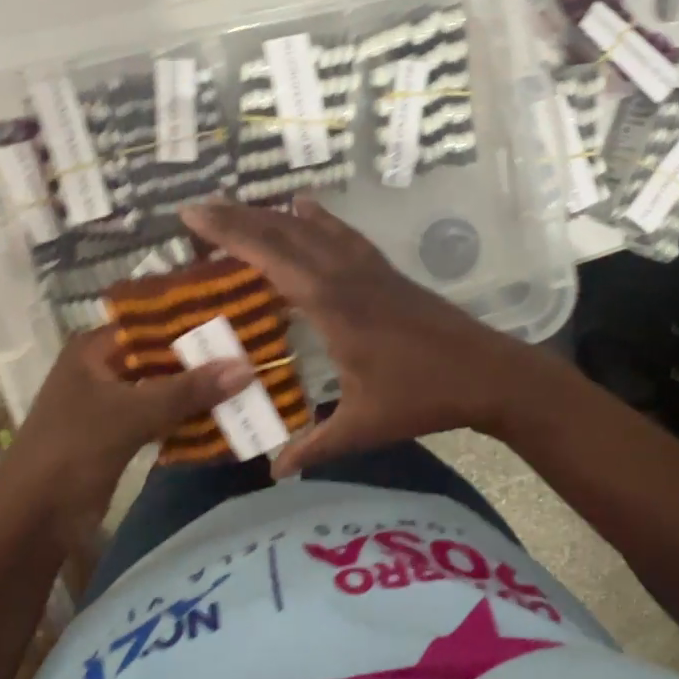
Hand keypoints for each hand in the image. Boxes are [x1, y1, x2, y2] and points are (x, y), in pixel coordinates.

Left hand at [3, 328, 253, 522]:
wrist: (34, 518)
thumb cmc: (73, 450)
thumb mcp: (133, 414)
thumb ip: (188, 389)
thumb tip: (247, 367)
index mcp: (95, 349)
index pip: (152, 322)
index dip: (194, 320)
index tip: (240, 319)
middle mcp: (105, 368)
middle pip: (164, 356)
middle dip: (205, 359)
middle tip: (255, 352)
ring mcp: (113, 403)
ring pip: (167, 388)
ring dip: (202, 390)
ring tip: (252, 382)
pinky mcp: (123, 434)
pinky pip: (165, 417)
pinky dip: (191, 417)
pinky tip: (229, 417)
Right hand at [181, 198, 548, 476]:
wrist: (487, 373)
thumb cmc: (423, 398)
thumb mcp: (363, 427)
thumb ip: (314, 446)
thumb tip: (273, 472)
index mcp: (332, 306)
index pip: (269, 257)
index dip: (228, 233)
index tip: (191, 214)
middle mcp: (346, 276)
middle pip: (284, 233)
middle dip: (238, 217)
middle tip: (197, 208)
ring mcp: (370, 270)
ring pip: (314, 228)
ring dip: (273, 214)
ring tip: (239, 206)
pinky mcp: (387, 273)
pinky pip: (344, 235)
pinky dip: (319, 219)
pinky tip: (306, 208)